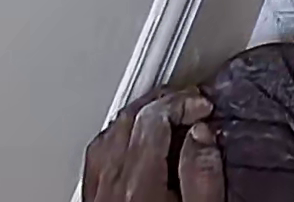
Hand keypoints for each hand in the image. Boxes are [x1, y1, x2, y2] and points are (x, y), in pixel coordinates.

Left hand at [82, 89, 221, 201]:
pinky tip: (135, 139)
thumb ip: (203, 177)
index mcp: (138, 185)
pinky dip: (119, 135)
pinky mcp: (90, 201)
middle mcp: (110, 184)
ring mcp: (96, 193)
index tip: (202, 105)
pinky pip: (98, 153)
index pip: (154, 116)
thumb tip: (202, 133)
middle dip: (163, 101)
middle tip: (189, 101)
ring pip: (112, 130)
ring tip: (166, 113)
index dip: (183, 101)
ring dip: (140, 113)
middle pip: (131, 116)